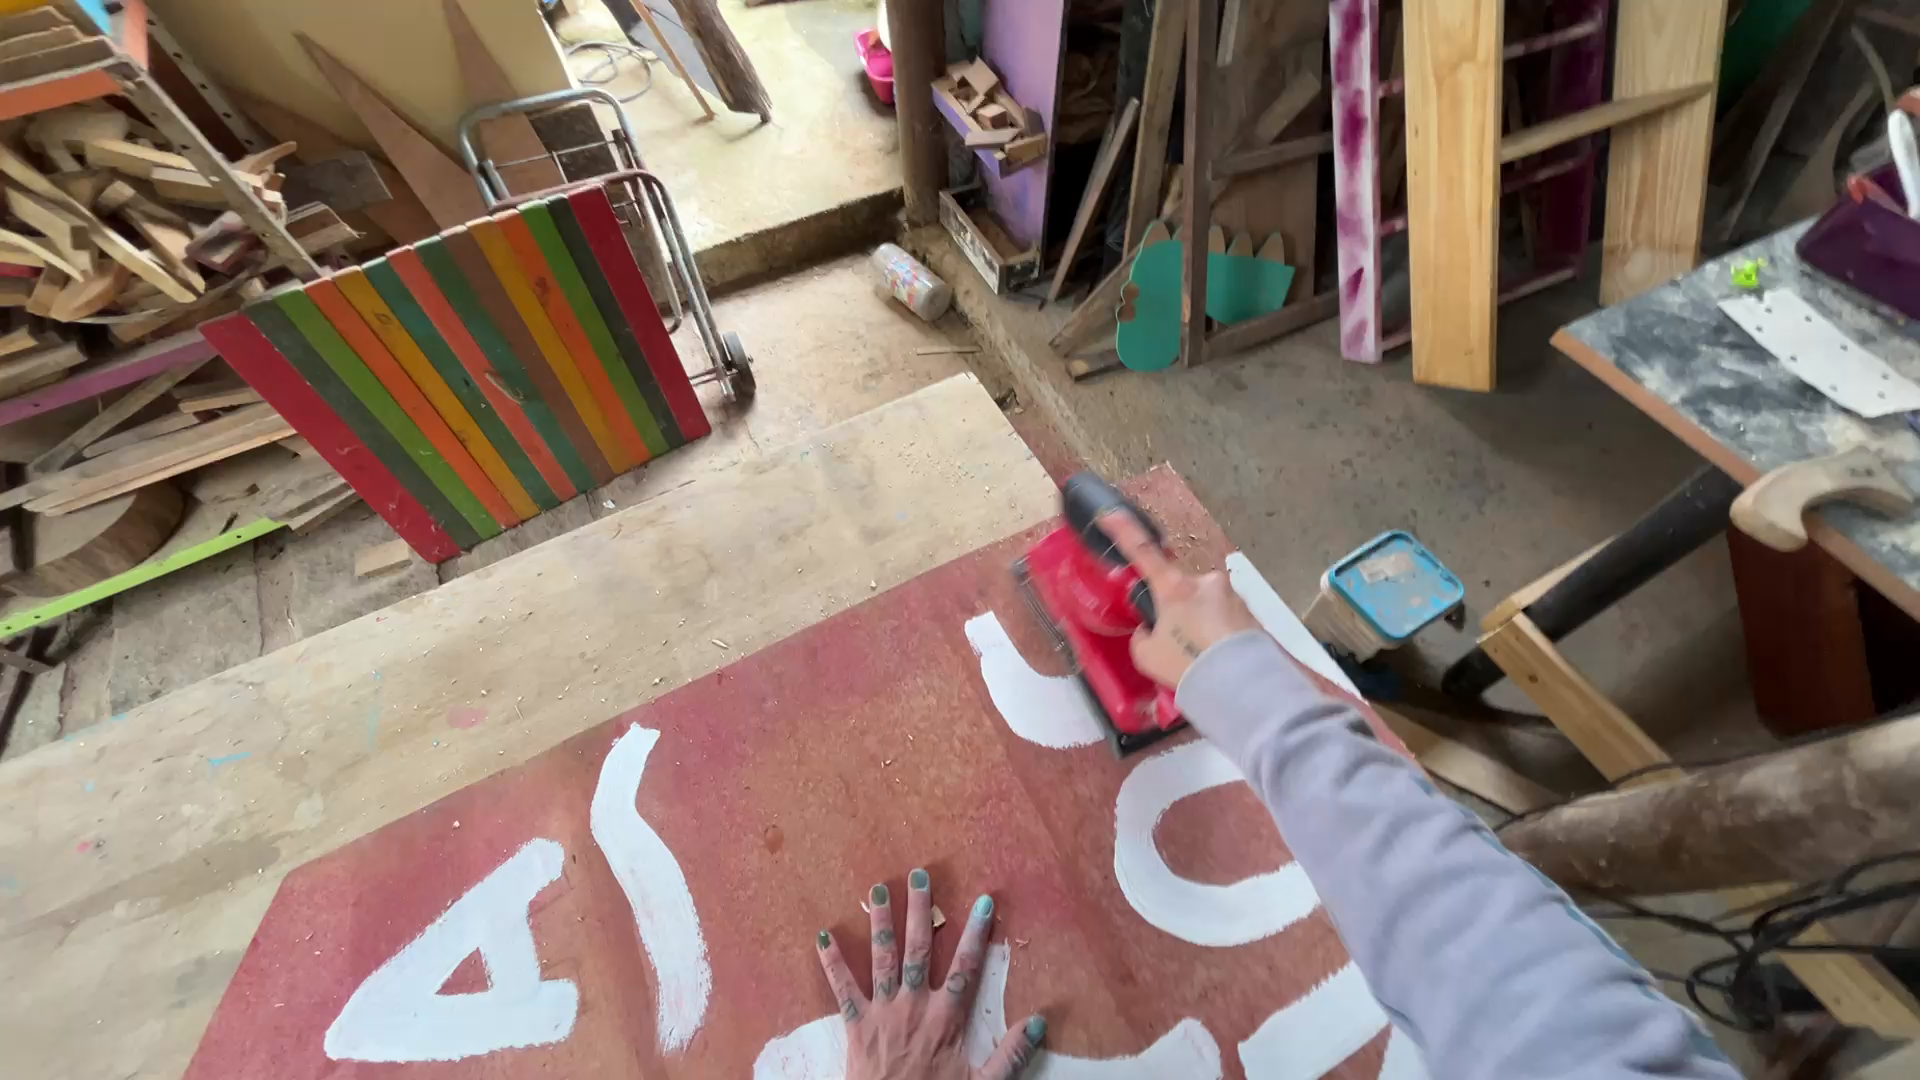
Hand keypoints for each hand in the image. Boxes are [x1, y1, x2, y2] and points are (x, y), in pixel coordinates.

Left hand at [816, 870, 1044, 1079]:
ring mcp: (882, 1012)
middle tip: (919, 875)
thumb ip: (1010, 1056)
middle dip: (920, 911)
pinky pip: (843, 990)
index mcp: (944, 1018)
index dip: (976, 934)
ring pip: (882, 958)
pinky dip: (833, 964)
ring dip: (881, 923)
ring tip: (877, 889)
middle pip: (918, 949)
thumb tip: (1040, 1022)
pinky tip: (823, 937)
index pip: (965, 967)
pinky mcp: (857, 1025)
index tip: (984, 901)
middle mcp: (913, 1005)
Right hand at [1101, 510, 1259, 687]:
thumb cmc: (1189, 666)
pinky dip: (1219, 636)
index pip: (1141, 551)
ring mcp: (1231, 595)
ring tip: (1200, 659)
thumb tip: (1151, 629)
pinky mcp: (1251, 613)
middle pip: (1179, 589)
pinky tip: (1218, 660)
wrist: (1244, 687)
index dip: (1123, 530)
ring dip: (1199, 625)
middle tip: (1175, 642)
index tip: (1111, 514)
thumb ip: (1143, 635)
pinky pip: (1225, 620)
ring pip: (1204, 606)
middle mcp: (1204, 583)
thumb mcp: (1147, 655)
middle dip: (1175, 610)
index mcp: (1174, 587)